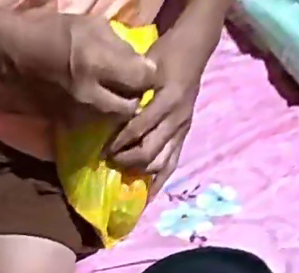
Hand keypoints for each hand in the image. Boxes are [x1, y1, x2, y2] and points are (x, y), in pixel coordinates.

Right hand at [23, 14, 157, 120]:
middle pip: (129, 108)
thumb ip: (120, 47)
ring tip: (114, 96)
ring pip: (112, 120)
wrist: (18, 58)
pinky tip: (96, 103)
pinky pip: (94, 123)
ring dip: (117, 110)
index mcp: (99, 64)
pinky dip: (100, 115)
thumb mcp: (93, 26)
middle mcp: (92, 95)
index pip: (142, 79)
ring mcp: (80, 114)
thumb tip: (141, 63)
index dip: (149, 76)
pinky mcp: (69, 124)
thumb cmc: (54, 33)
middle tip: (132, 88)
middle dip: (135, 99)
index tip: (146, 71)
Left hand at [106, 33, 203, 185]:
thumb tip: (106, 113)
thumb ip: (129, 87)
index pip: (139, 129)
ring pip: (159, 162)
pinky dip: (158, 182)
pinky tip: (146, 197)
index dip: (119, 143)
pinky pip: (171, 165)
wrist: (195, 48)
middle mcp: (177, 118)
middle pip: (149, 152)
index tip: (103, 150)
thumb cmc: (165, 55)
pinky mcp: (183, 137)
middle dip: (126, 160)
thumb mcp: (146, 64)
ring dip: (138, 171)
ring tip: (122, 173)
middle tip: (110, 161)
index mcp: (168, 99)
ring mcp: (182, 129)